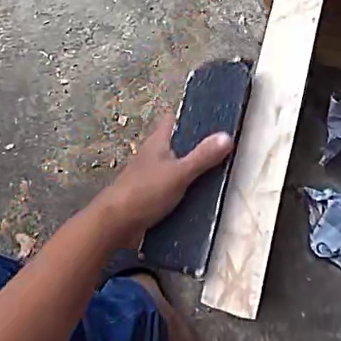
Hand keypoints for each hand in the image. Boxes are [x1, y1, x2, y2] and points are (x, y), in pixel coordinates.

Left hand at [92, 116, 233, 232]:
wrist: (113, 226)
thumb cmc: (144, 192)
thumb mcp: (180, 173)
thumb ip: (203, 156)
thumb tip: (227, 136)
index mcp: (157, 143)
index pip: (171, 120)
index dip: (188, 114)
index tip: (209, 114)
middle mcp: (152, 156)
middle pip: (175, 143)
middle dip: (195, 143)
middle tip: (221, 143)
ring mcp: (149, 176)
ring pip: (174, 165)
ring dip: (190, 166)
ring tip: (217, 167)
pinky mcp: (148, 196)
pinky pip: (172, 185)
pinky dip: (185, 187)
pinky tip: (199, 193)